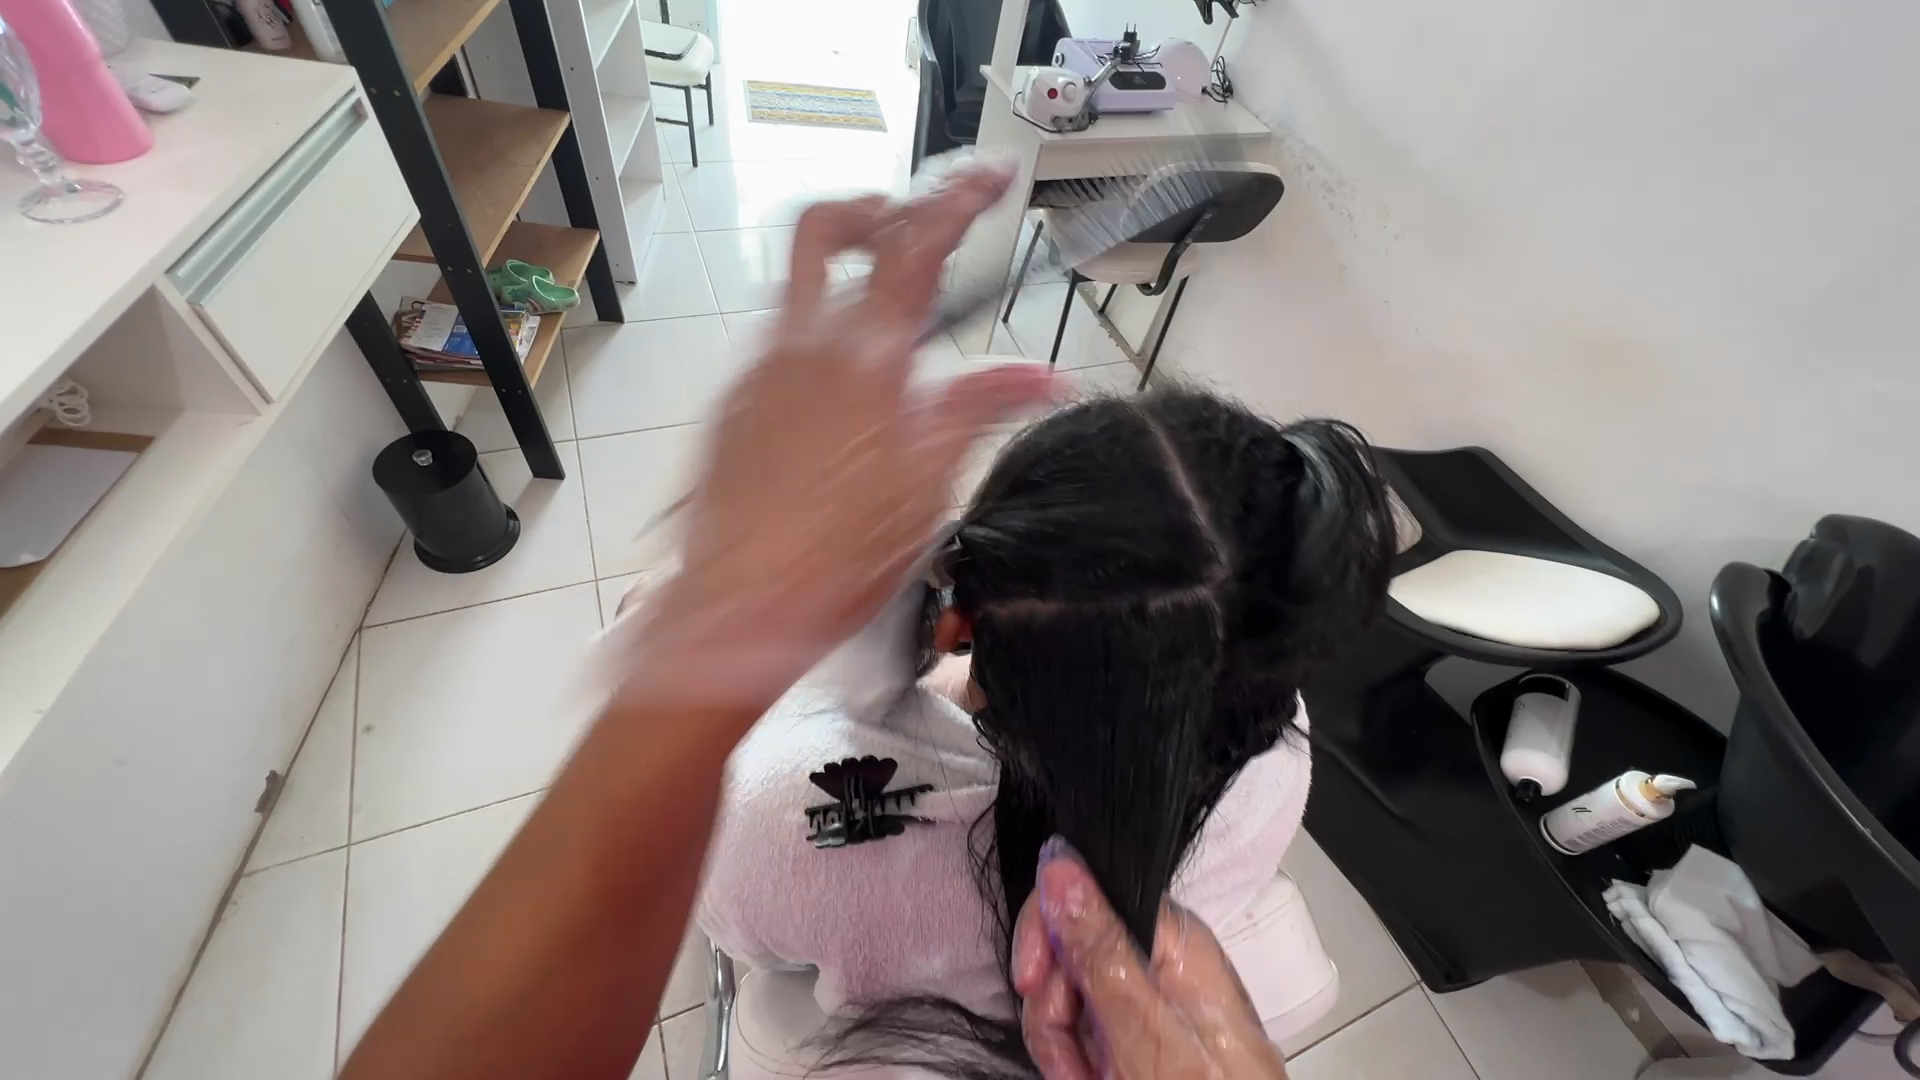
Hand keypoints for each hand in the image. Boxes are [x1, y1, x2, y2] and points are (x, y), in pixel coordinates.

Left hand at [614, 162, 1053, 708]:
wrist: (740, 610)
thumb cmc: (834, 560)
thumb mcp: (930, 485)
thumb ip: (981, 409)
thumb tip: (1041, 377)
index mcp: (864, 362)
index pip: (916, 242)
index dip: (959, 194)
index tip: (988, 177)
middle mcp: (801, 350)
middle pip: (828, 228)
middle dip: (877, 210)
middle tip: (912, 233)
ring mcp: (757, 373)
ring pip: (798, 287)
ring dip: (845, 283)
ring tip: (885, 335)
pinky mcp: (733, 406)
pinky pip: (775, 347)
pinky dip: (815, 346)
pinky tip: (838, 402)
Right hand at [1012, 844, 1289, 1079]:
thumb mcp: (1143, 1031)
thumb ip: (1098, 948)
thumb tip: (1058, 859)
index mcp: (1173, 939)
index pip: (1091, 890)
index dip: (1048, 928)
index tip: (1029, 982)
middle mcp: (1160, 960)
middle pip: (1072, 946)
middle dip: (1053, 1003)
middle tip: (1065, 1060)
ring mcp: (1147, 1003)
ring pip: (1069, 992)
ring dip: (1060, 1042)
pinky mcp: (1136, 1038)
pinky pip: (1082, 1029)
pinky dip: (1075, 1059)